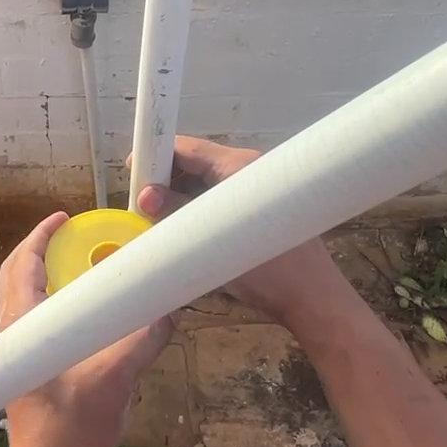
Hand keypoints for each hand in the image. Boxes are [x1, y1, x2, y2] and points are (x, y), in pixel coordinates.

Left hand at [0, 211, 173, 446]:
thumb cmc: (72, 432)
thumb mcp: (115, 380)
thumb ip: (143, 340)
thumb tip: (170, 308)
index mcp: (21, 329)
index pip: (21, 265)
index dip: (40, 235)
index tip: (64, 217)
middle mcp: (12, 337)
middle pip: (17, 276)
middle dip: (43, 250)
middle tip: (76, 236)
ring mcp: (18, 357)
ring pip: (26, 300)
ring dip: (51, 277)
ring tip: (85, 267)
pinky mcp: (29, 374)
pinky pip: (39, 323)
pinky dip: (59, 305)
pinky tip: (89, 314)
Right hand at [135, 136, 351, 330]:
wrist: (313, 299)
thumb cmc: (264, 271)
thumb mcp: (208, 244)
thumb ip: (173, 213)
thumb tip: (144, 195)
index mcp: (238, 167)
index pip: (187, 147)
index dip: (156, 155)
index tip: (133, 169)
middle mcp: (250, 166)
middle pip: (197, 160)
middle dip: (167, 177)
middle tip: (143, 201)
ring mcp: (259, 183)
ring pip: (209, 176)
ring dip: (183, 191)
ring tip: (160, 215)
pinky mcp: (263, 202)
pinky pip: (223, 190)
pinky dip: (201, 201)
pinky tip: (187, 223)